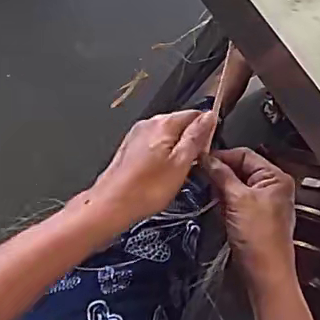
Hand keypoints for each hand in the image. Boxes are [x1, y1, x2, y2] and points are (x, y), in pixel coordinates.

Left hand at [86, 109, 216, 226]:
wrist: (110, 205)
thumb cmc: (143, 190)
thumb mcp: (181, 163)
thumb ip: (196, 137)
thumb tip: (209, 117)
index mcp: (163, 123)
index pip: (195, 114)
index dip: (207, 131)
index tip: (208, 149)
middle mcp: (148, 124)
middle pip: (181, 124)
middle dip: (191, 142)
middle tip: (192, 166)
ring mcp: (137, 136)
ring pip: (167, 136)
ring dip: (176, 151)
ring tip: (175, 174)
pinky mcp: (130, 149)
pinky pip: (154, 146)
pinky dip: (161, 157)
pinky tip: (160, 176)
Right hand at [203, 148, 296, 285]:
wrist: (265, 274)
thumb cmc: (261, 240)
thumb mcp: (238, 199)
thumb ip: (221, 175)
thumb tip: (208, 159)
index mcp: (276, 178)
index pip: (245, 154)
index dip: (222, 156)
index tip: (201, 160)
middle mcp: (272, 188)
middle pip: (240, 169)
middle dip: (221, 174)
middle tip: (201, 177)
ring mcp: (263, 203)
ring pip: (235, 186)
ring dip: (221, 190)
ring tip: (211, 196)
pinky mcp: (253, 218)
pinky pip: (235, 202)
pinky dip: (225, 204)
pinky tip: (218, 210)